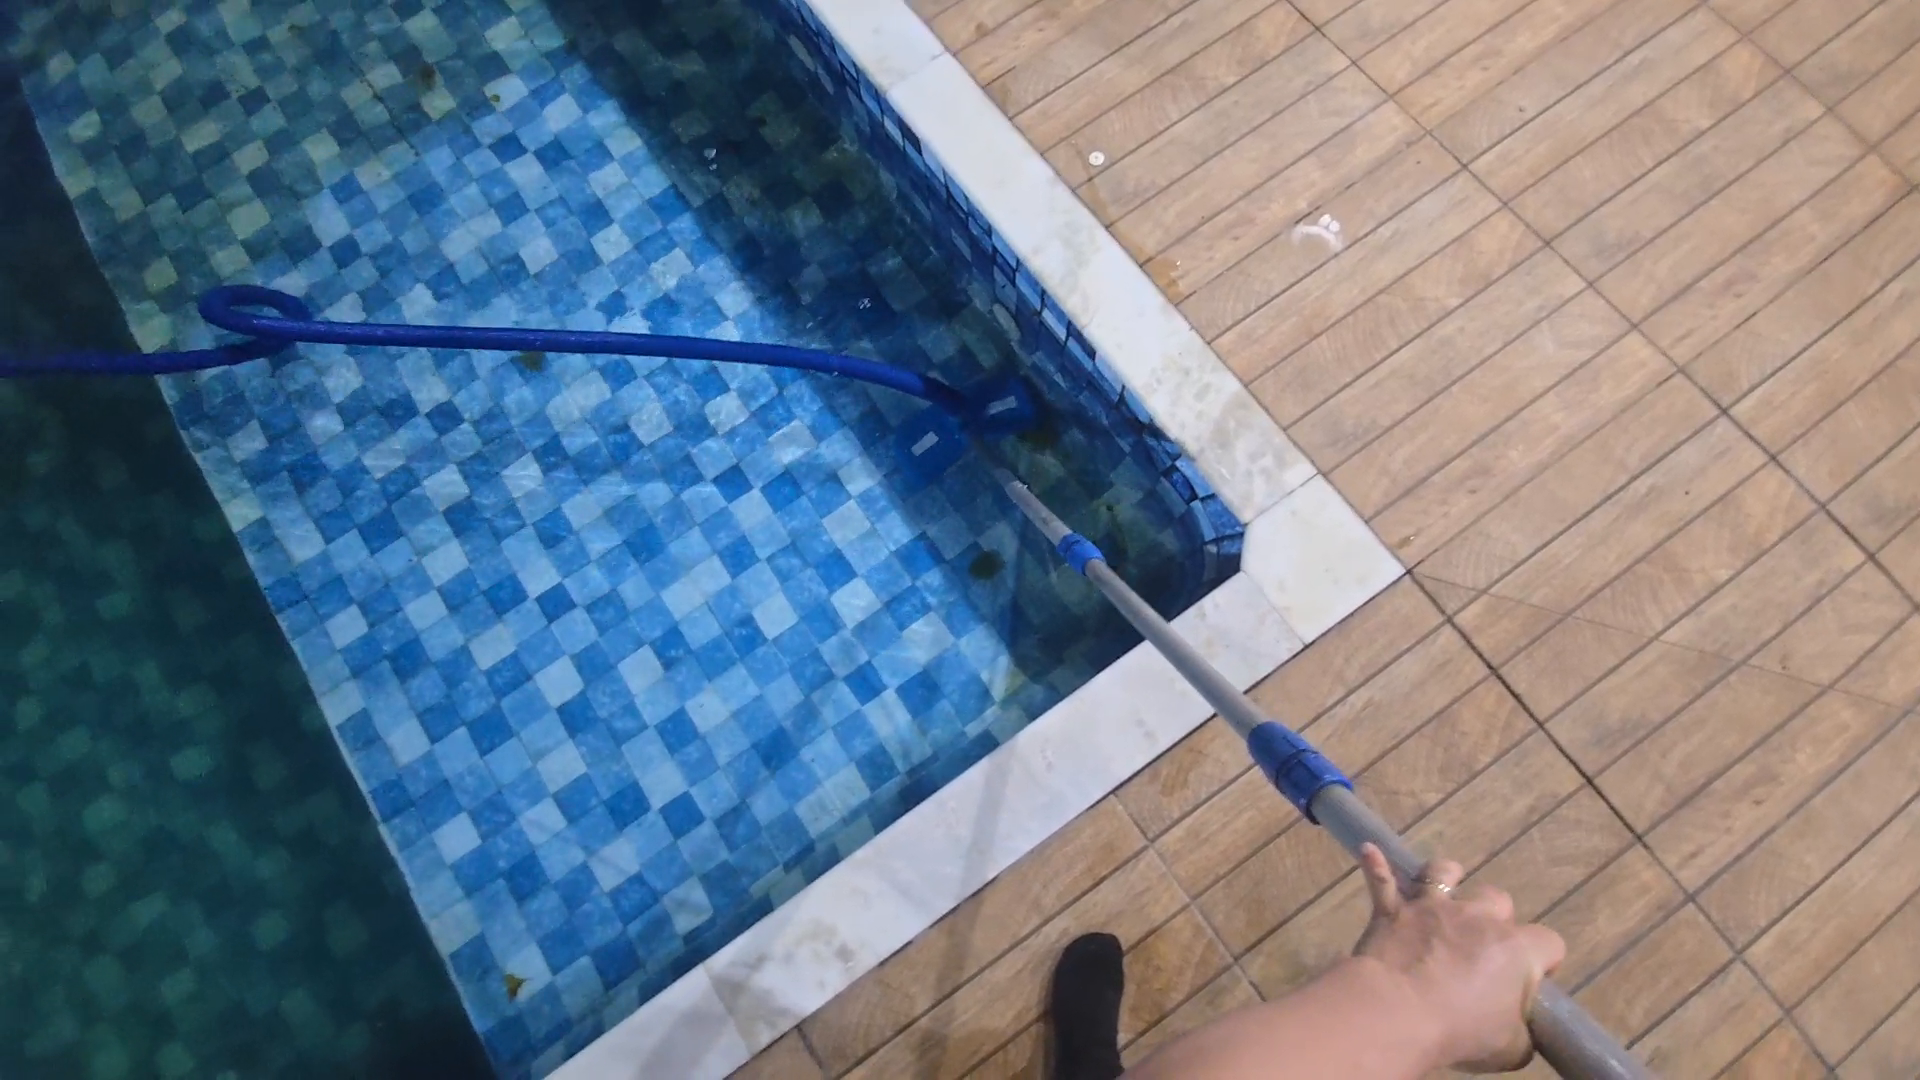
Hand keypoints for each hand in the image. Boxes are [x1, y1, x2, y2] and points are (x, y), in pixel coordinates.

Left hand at [1350, 844, 1564, 1072]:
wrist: (1399, 1008)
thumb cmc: (1463, 1032)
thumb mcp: (1514, 1046)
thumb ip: (1519, 1024)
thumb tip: (1513, 1018)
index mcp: (1516, 950)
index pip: (1549, 942)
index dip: (1544, 958)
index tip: (1533, 976)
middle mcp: (1475, 916)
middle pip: (1496, 898)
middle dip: (1496, 916)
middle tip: (1486, 941)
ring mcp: (1429, 907)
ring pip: (1441, 873)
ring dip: (1445, 877)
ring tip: (1446, 882)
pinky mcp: (1392, 908)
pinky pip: (1381, 878)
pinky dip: (1376, 866)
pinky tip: (1369, 851)